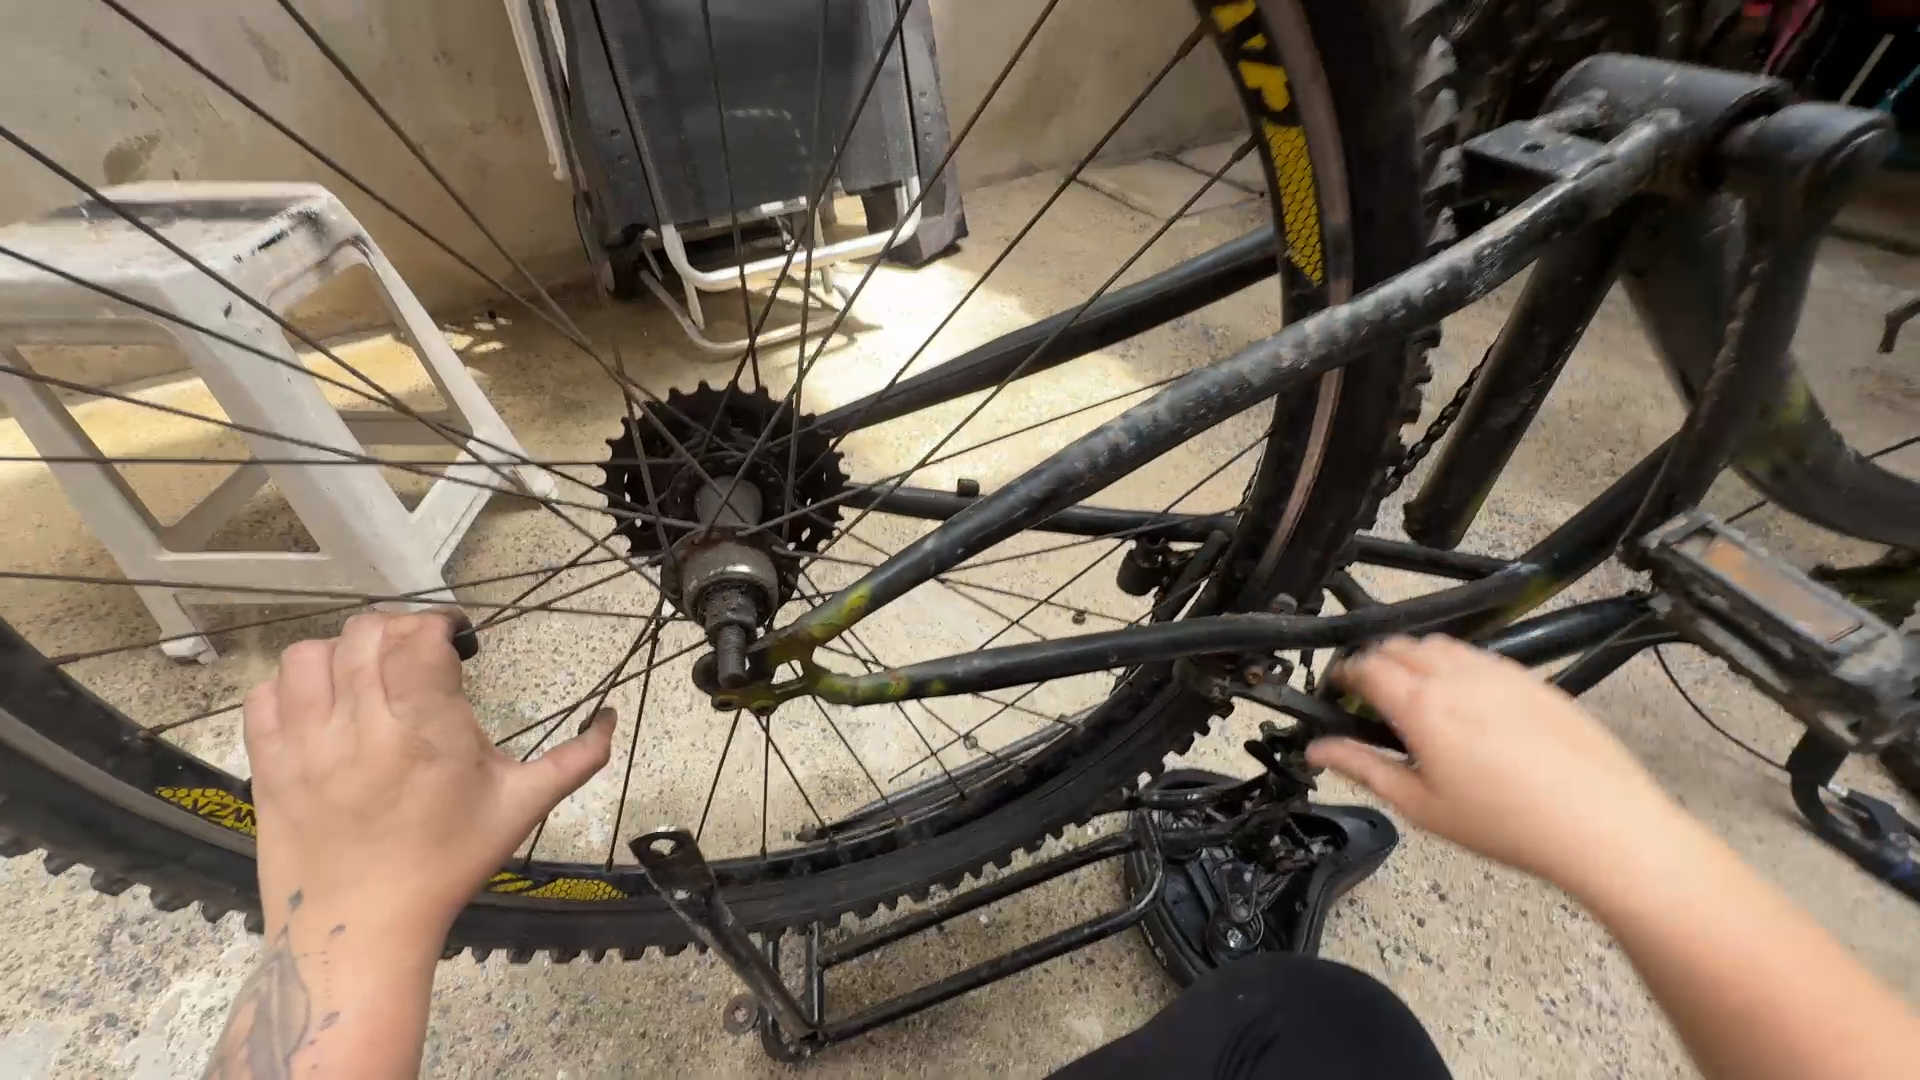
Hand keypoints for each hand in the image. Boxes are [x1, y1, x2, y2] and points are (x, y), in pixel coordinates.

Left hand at [242, 611, 614, 937]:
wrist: (360, 928)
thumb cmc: (449, 860)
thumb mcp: (523, 805)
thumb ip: (577, 758)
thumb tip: (611, 718)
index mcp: (426, 727)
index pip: (420, 638)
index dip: (442, 625)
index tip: (461, 640)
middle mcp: (360, 724)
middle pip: (367, 633)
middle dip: (402, 630)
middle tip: (423, 654)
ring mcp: (305, 744)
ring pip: (311, 654)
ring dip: (348, 651)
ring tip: (373, 673)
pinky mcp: (269, 765)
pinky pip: (266, 694)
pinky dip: (297, 682)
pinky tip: (328, 701)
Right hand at [1306, 635, 1683, 889]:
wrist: (1606, 830)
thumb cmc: (1512, 824)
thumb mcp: (1421, 805)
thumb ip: (1362, 768)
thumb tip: (1318, 750)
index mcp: (1422, 707)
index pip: (1364, 667)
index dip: (1344, 675)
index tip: (1339, 690)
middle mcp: (1457, 679)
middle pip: (1397, 646)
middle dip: (1375, 662)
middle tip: (1372, 695)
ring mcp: (1499, 675)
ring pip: (1437, 645)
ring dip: (1414, 659)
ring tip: (1417, 694)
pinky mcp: (1533, 681)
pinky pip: (1479, 655)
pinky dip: (1456, 665)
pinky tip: (1465, 701)